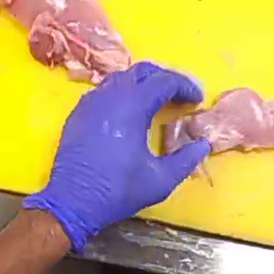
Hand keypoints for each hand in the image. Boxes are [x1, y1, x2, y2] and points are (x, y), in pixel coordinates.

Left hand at [23, 62, 211, 251]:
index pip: (165, 81)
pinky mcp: (77, 115)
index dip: (185, 86)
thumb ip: (185, 161)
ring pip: (120, 79)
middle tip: (177, 96)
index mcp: (132, 105)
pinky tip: (127, 115)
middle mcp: (110, 96)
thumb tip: (201, 146)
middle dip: (164, 79)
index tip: (197, 99)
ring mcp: (90, 103)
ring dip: (141, 86)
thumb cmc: (117, 191)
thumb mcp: (159, 181)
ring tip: (154, 104)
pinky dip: (120, 96)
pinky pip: (103, 93)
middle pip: (142, 71)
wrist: (72, 202)